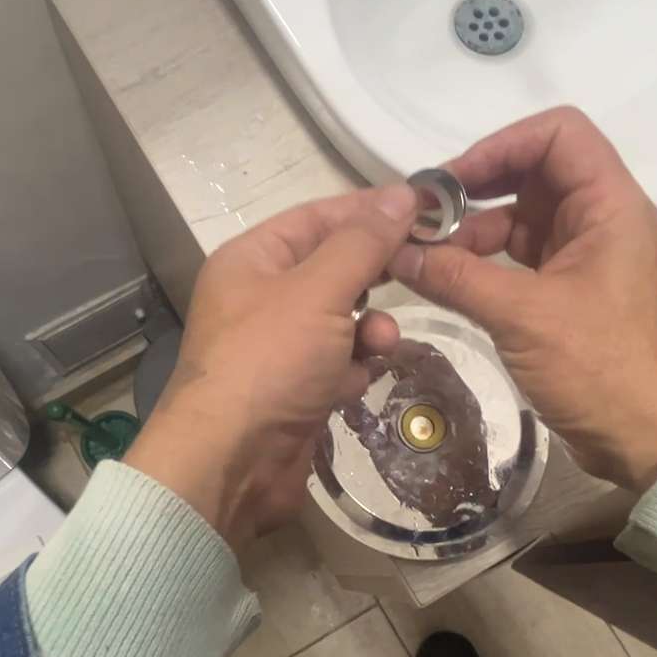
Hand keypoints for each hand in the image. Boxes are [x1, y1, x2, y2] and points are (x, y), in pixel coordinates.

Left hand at [127, 184, 418, 550]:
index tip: (424, 208)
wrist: (231, 462)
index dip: (369, 210)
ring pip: (339, 321)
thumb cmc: (269, 362)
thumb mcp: (318, 290)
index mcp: (252, 260)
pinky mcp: (294, 391)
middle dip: (374, 275)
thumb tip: (403, 194)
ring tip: (382, 342)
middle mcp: (261, 299)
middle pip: (331, 270)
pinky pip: (336, 366)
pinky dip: (352, 370)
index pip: (317, 218)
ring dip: (368, 329)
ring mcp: (277, 349)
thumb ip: (363, 243)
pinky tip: (355, 382)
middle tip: (421, 269)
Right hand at [387, 106, 656, 490]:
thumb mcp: (522, 316)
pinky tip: (447, 283)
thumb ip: (456, 278)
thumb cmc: (600, 367)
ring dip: (472, 234)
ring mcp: (582, 258)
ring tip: (426, 259)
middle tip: (424, 220)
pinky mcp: (567, 293)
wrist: (648, 437)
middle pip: (532, 175)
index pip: (557, 134)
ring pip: (520, 220)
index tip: (450, 182)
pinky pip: (519, 261)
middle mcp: (597, 220)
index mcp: (607, 205)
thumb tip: (397, 254)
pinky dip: (483, 266)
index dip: (500, 145)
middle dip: (475, 191)